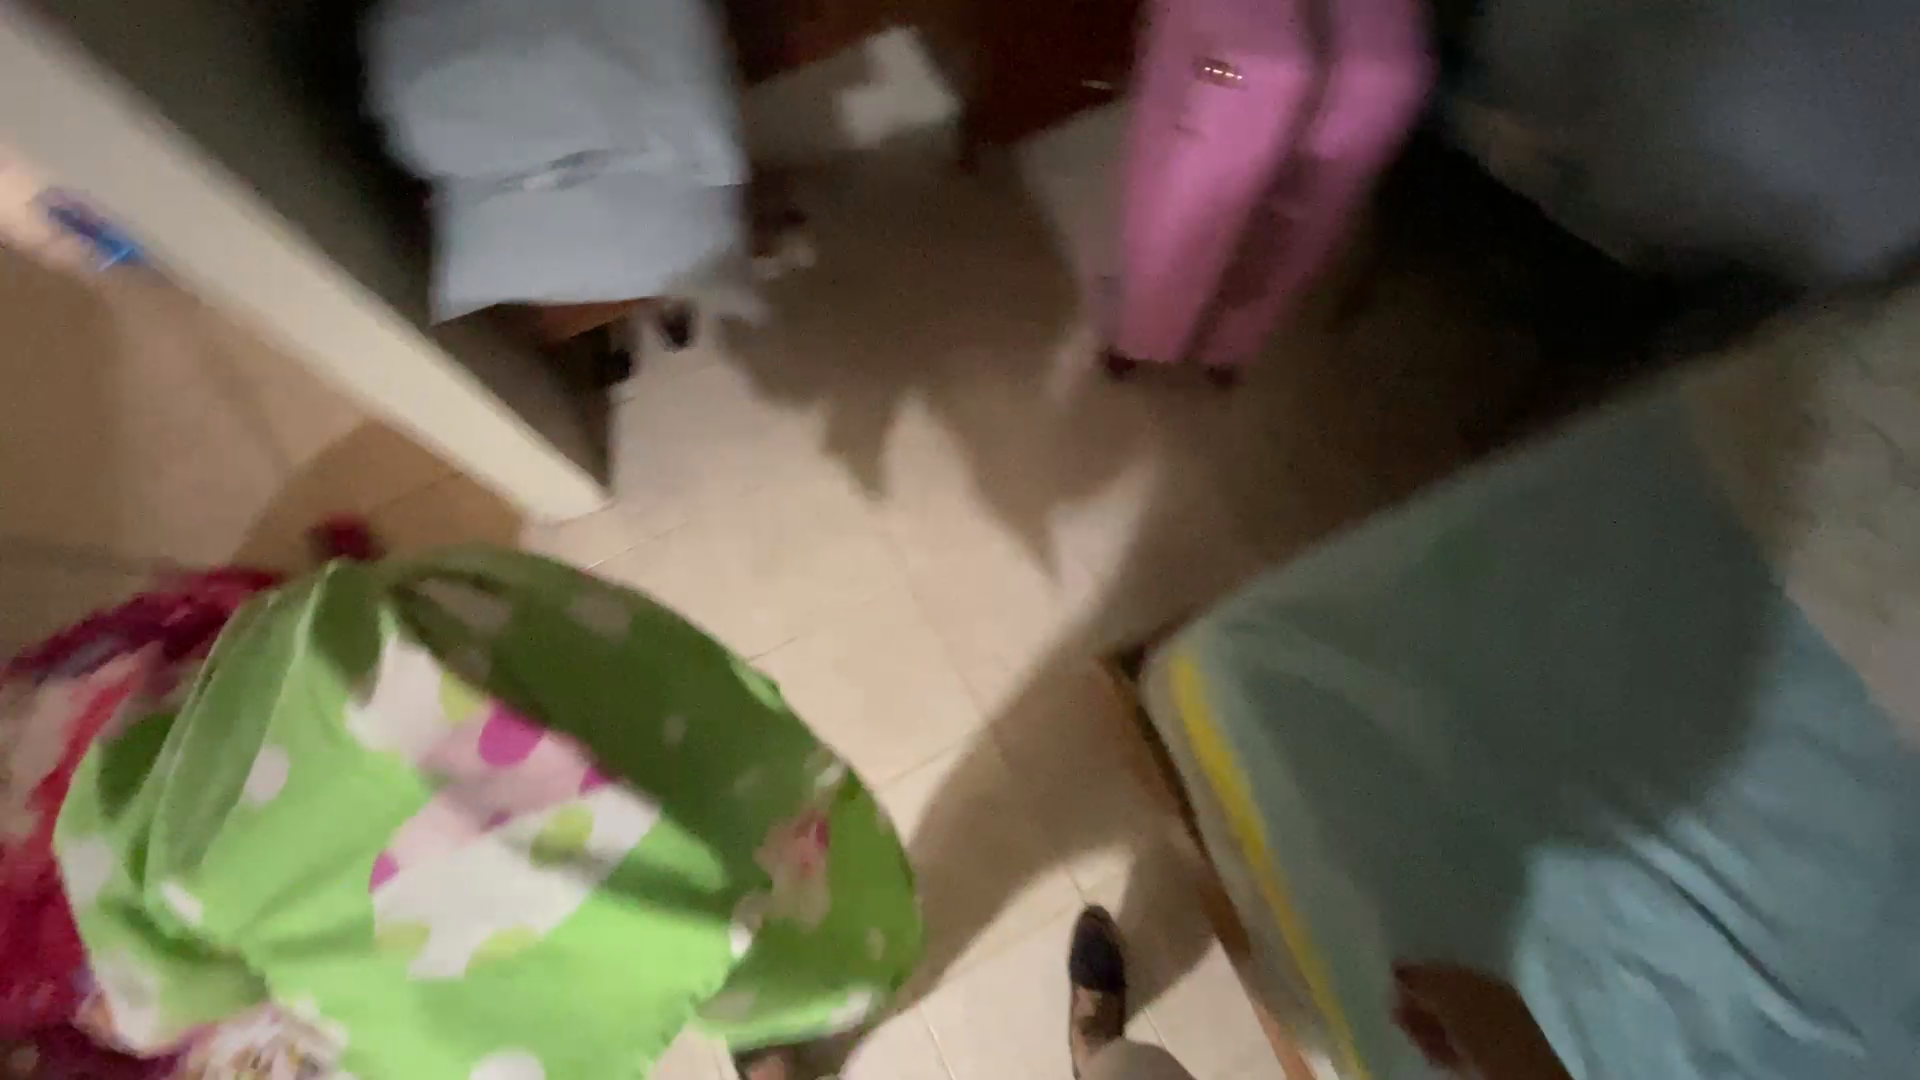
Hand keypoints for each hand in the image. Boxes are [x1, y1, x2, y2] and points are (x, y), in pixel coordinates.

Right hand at [1391, 963, 1573, 1079]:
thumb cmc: (1486, 1029)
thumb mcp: (1448, 996)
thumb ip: (1421, 979)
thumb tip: (1396, 968)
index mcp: (1485, 978)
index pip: (1443, 967)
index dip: (1416, 971)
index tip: (1390, 978)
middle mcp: (1488, 999)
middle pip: (1442, 994)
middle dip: (1416, 1000)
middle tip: (1394, 1007)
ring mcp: (1489, 1030)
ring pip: (1445, 1021)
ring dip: (1421, 1023)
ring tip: (1404, 1029)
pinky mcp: (1485, 1058)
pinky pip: (1452, 1044)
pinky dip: (1434, 1043)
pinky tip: (1423, 1048)